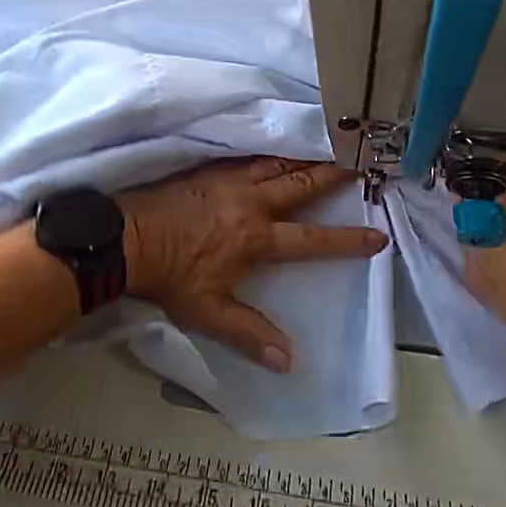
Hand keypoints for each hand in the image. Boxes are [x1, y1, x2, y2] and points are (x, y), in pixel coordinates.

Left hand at [119, 158, 389, 373]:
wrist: (127, 237)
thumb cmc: (168, 276)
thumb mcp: (208, 312)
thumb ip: (249, 334)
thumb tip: (289, 361)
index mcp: (255, 238)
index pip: (310, 240)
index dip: (346, 240)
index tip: (378, 236)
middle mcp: (249, 203)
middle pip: (301, 184)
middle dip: (333, 173)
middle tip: (359, 159)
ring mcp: (228, 181)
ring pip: (275, 163)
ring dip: (302, 155)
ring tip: (324, 145)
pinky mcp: (207, 170)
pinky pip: (245, 156)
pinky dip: (266, 151)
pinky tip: (270, 147)